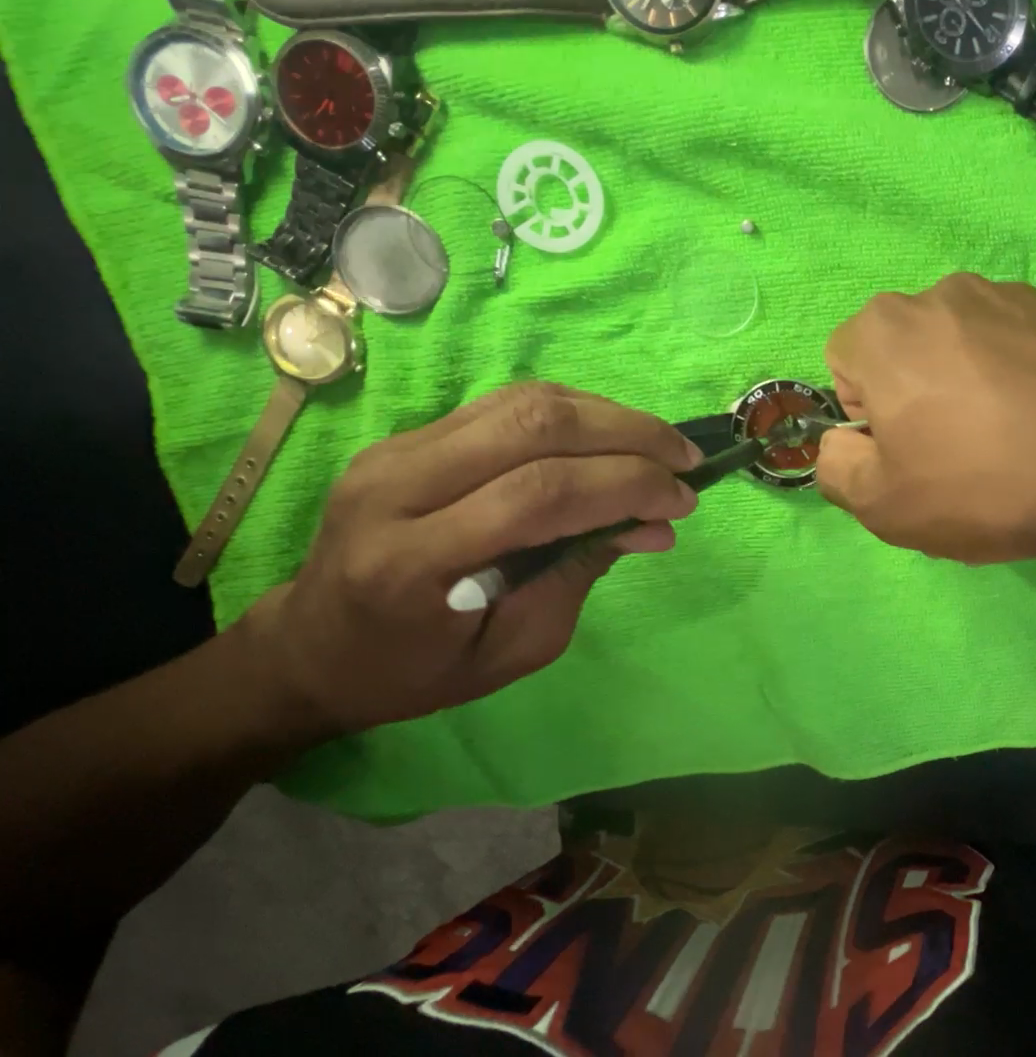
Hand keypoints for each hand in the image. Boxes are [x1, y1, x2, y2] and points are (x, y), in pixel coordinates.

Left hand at [232, 383, 702, 737]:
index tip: (683, 502)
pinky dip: (575, 413)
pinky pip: (506, 405)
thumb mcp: (516, 648)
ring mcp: (395, 451)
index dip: (627, 486)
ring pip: (523, 402)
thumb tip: (654, 524)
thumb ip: (580, 575)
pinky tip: (611, 437)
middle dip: (630, 435)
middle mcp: (396, 487)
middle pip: (533, 428)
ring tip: (660, 446)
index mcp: (414, 561)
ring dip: (608, 415)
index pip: (540, 494)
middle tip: (686, 461)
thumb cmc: (420, 668)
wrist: (314, 646)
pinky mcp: (406, 436)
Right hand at [816, 274, 1035, 565]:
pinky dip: (1016, 384)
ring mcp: (1010, 297)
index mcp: (884, 328)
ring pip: (960, 351)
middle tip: (957, 459)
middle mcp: (941, 293)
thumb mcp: (883, 506)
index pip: (844, 366)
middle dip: (916, 401)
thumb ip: (836, 467)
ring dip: (967, 391)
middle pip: (905, 354)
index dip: (869, 419)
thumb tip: (845, 441)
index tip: (910, 456)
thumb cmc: (987, 486)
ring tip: (1009, 446)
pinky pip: (1014, 351)